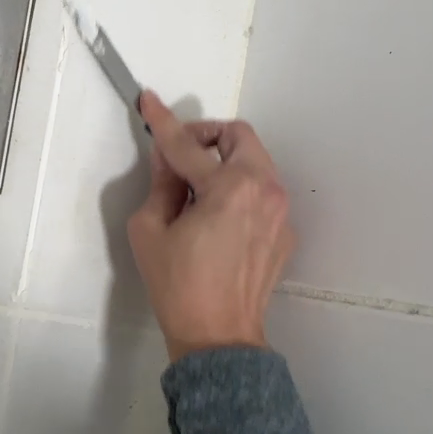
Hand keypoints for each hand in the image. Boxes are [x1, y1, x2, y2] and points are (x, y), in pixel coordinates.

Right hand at [128, 92, 295, 361]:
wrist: (218, 333)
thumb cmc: (176, 282)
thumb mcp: (149, 229)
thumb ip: (161, 185)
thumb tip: (168, 162)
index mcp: (230, 187)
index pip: (187, 145)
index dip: (163, 121)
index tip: (148, 100)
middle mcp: (265, 190)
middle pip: (239, 137)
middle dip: (205, 136)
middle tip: (176, 155)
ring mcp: (281, 211)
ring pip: (254, 162)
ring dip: (221, 162)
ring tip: (191, 191)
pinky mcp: (284, 231)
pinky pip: (260, 192)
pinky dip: (235, 189)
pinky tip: (211, 217)